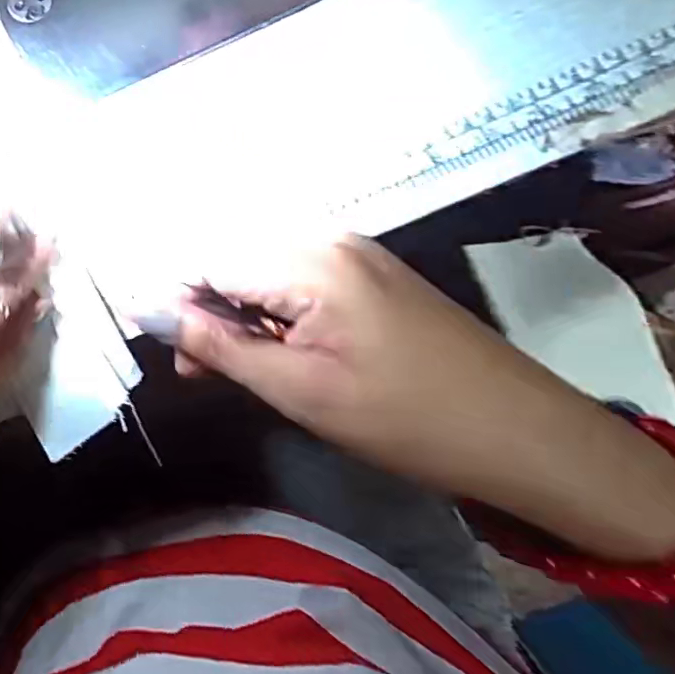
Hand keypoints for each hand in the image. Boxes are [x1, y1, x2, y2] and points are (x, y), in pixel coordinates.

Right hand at [167, 235, 674, 561]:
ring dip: (234, 313)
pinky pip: (293, 277)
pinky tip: (271, 349)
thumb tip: (147, 310)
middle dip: (202, 309)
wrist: (527, 436)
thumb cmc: (406, 419)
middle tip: (195, 369)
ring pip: (259, 269)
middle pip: (230, 257)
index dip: (172, 299)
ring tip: (230, 367)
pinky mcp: (366, 270)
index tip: (160, 345)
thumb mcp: (298, 389)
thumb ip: (216, 344)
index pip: (205, 258)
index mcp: (308, 259)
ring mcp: (350, 250)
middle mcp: (324, 237)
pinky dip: (270, 311)